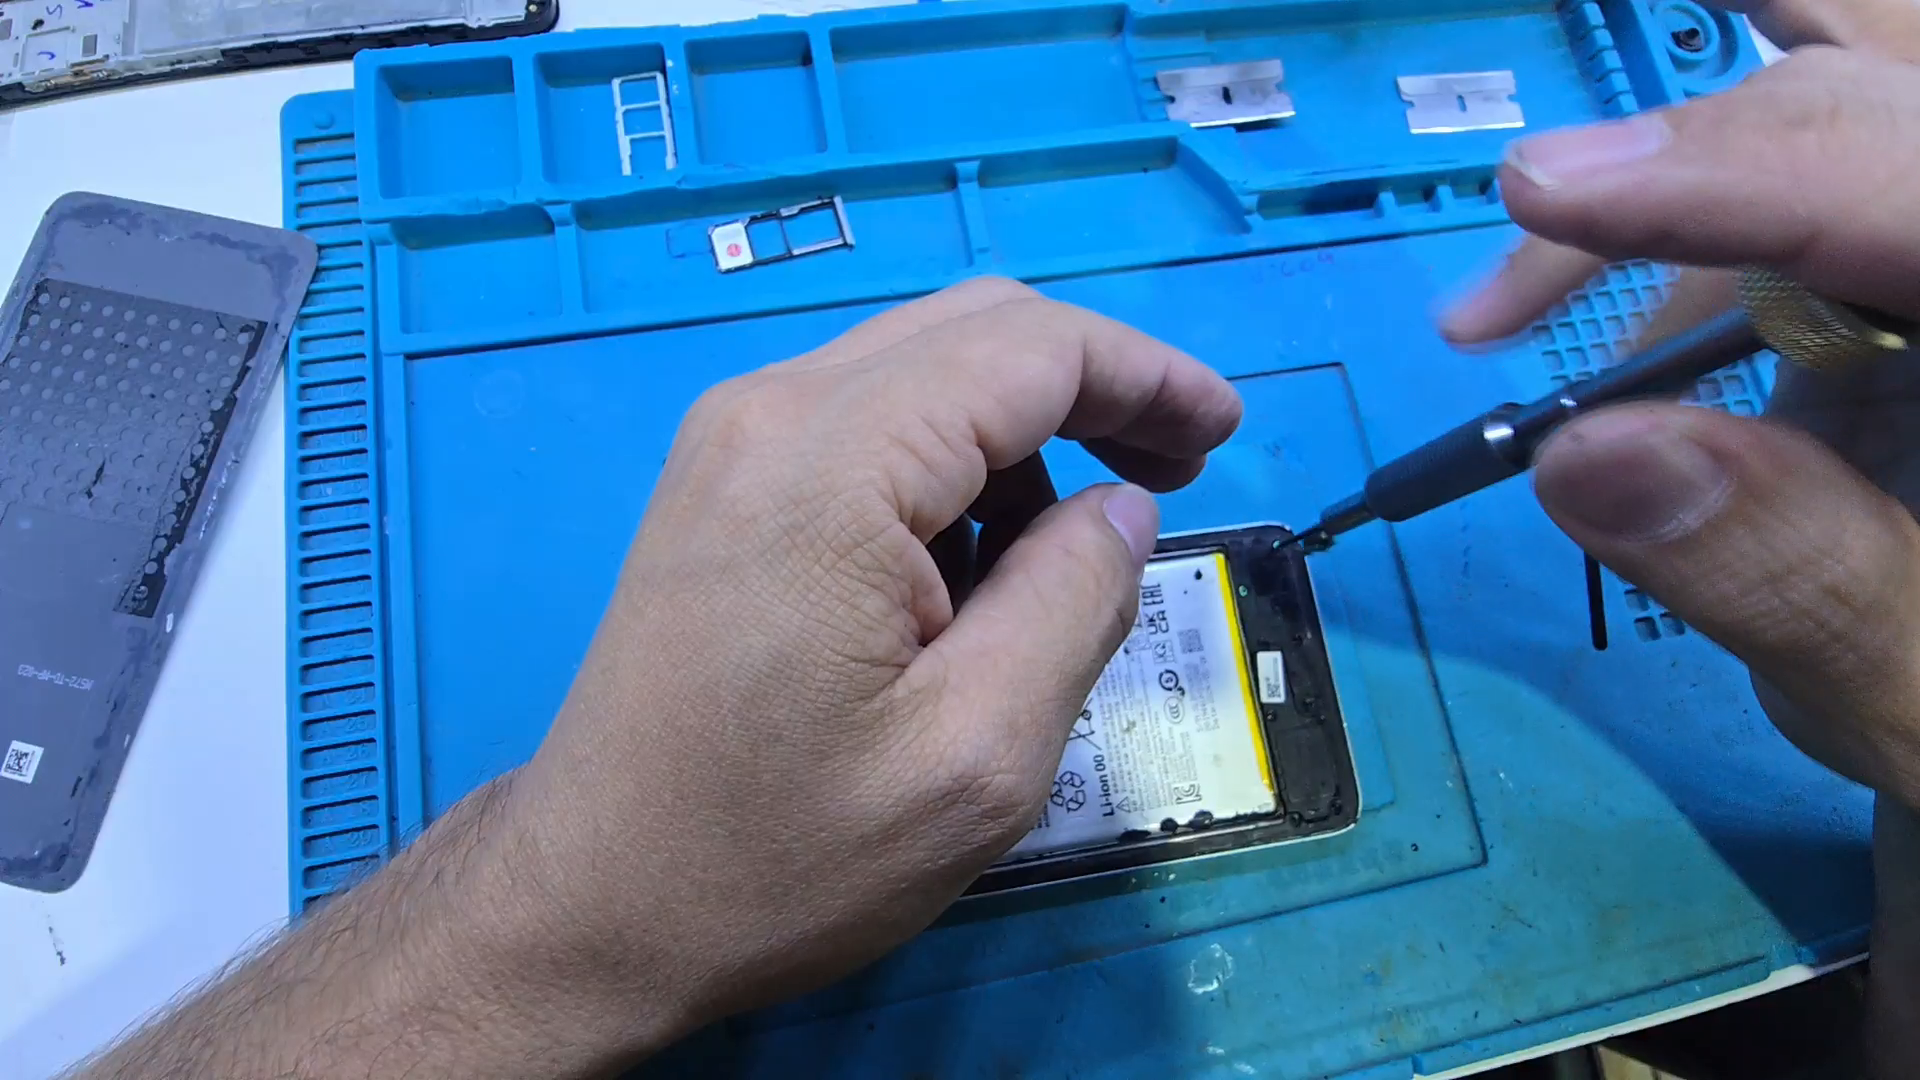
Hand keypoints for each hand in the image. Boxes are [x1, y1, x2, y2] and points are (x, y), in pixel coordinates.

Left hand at [499, 276, 1240, 1052]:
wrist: (594, 900)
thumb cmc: (779, 853)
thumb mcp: (978, 757)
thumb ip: (1075, 603)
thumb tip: (1120, 505)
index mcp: (832, 463)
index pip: (1029, 349)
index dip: (1144, 374)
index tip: (1219, 430)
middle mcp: (773, 410)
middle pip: (978, 331)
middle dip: (1094, 386)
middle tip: (1166, 471)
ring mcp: (738, 437)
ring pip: (927, 370)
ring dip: (1023, 434)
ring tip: (1058, 553)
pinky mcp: (729, 477)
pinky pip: (876, 422)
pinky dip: (956, 465)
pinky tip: (969, 562)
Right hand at [1437, 3, 1919, 1071]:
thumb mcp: (1919, 689)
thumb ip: (1785, 575)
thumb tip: (1583, 457)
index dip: (1741, 174)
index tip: (1542, 187)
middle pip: (1901, 80)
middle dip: (1711, 121)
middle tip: (1547, 179)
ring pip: (1839, 122)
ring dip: (1652, 217)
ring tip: (1513, 332)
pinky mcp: (1900, 283)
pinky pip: (1798, 200)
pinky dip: (1672, 256)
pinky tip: (1619, 363)